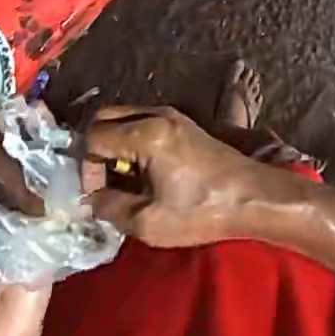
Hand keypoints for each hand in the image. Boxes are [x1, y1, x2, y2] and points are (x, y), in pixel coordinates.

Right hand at [82, 105, 299, 247]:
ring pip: (122, 116)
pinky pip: (140, 120)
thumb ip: (110, 207)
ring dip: (112, 143)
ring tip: (121, 180)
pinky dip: (129, 139)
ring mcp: (169, 114)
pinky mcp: (179, 121)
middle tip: (101, 182)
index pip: (94, 136)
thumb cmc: (200, 210)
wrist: (249, 195)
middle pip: (104, 116)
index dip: (86, 167)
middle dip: (94, 148)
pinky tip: (140, 170)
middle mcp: (155, 114)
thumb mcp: (149, 222)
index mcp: (146, 133)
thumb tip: (90, 198)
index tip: (96, 194)